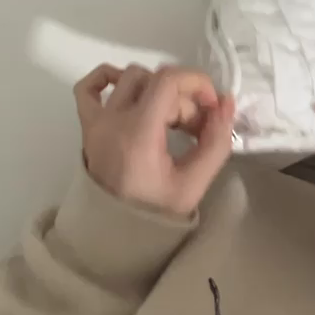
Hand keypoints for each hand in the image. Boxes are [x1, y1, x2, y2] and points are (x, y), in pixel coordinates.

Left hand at [75, 63, 235, 217]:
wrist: (114, 237)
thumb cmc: (155, 213)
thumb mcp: (194, 184)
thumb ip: (216, 141)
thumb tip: (226, 102)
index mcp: (138, 134)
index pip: (168, 81)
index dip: (196, 82)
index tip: (212, 105)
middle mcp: (113, 120)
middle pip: (155, 82)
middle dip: (183, 98)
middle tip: (195, 129)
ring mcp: (96, 122)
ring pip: (129, 78)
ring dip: (156, 90)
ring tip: (169, 120)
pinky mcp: (87, 126)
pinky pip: (87, 87)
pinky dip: (107, 78)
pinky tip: (128, 91)